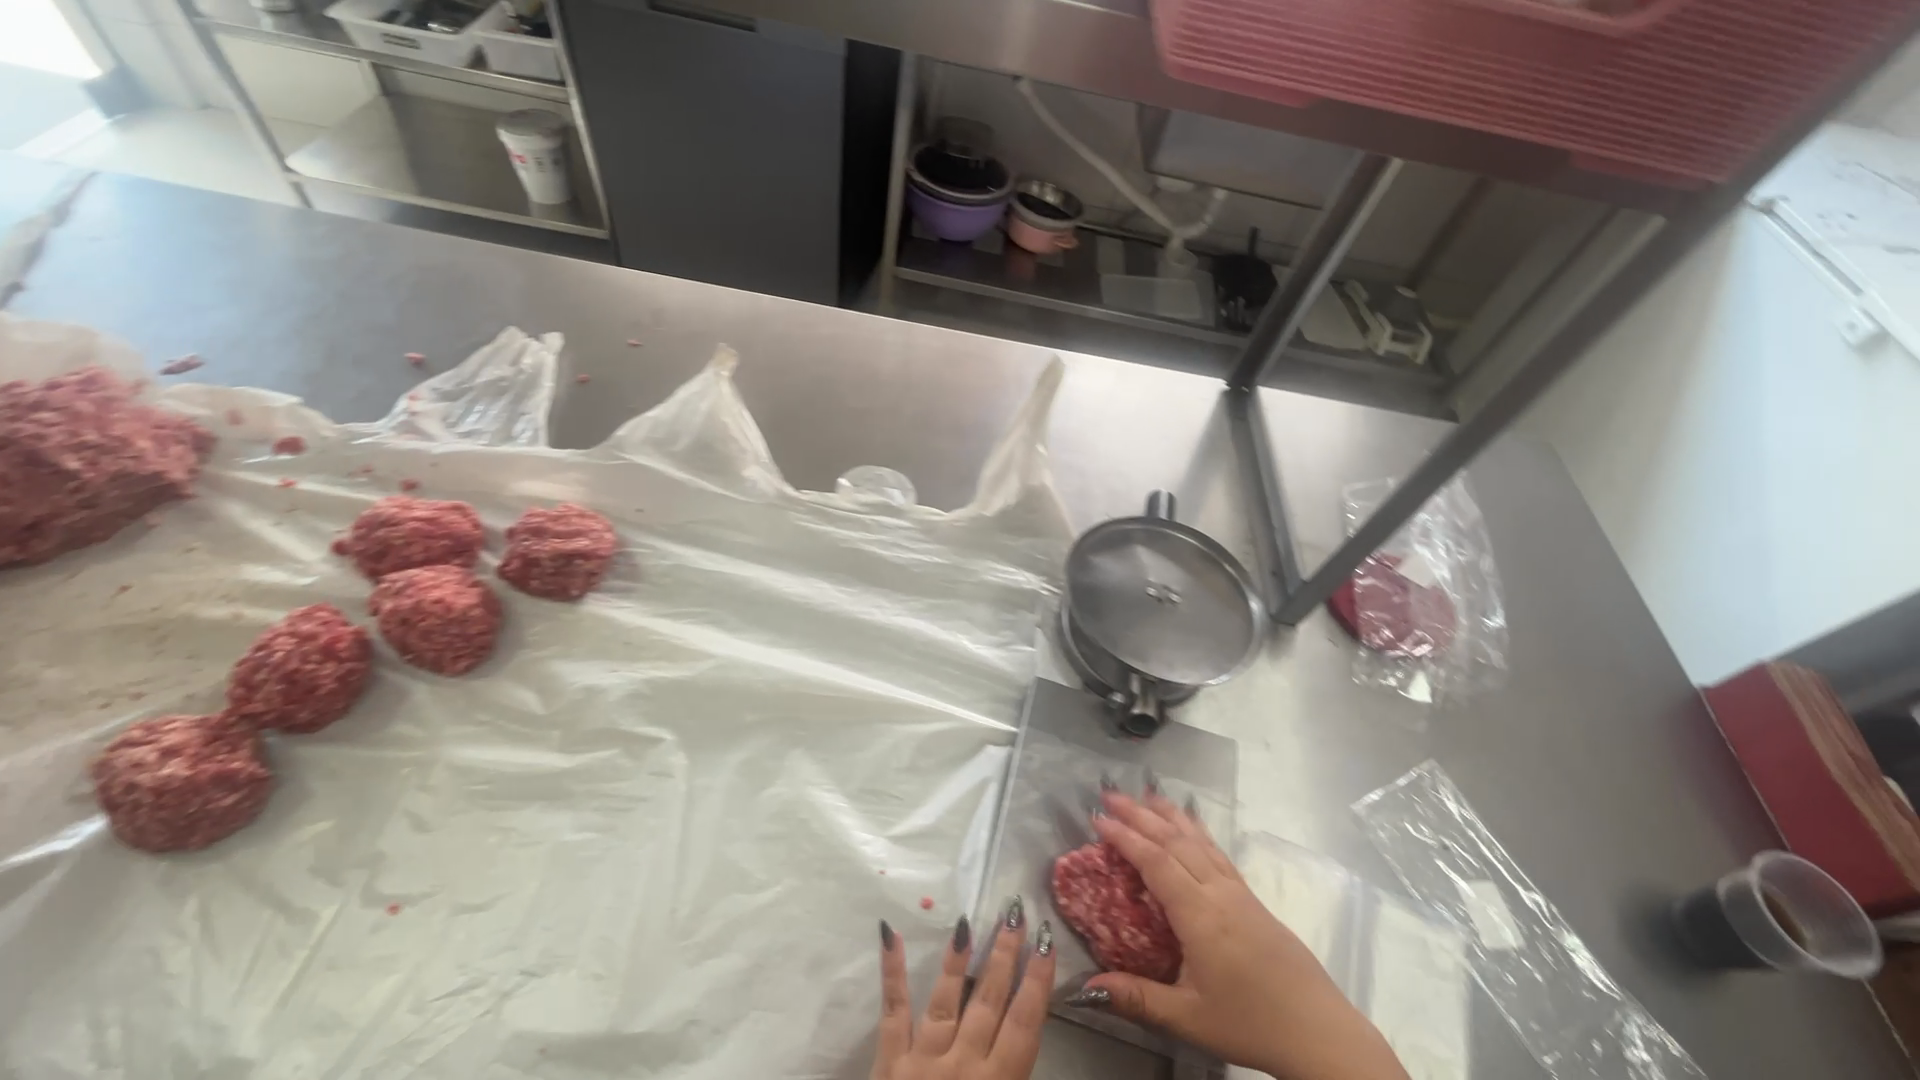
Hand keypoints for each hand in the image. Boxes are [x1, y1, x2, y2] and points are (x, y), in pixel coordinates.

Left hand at [872, 901, 1057, 1079]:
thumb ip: (1019, 1078)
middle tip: (1015, 912)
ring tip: (972, 920)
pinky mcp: (889, 1063)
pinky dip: (893, 971)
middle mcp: (964, 1065)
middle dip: (1005, 955)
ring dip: (962, 958)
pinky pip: (893, 1011)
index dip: (1038, 981)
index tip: (1047, 941)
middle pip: (990, 1001)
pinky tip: (891, 932)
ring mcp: (923, 1060)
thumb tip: (1034, 1046)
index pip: (1025, 1023)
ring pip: (947, 998)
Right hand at [1072, 792, 1409, 1079]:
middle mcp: (1220, 894)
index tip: (1098, 819)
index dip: (1126, 838)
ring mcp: (1240, 894)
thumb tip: (1086, 987)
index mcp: (1201, 916)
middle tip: (1110, 795)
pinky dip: (1197, 832)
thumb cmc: (1251, 1023)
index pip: (1157, 863)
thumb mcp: (1188, 1018)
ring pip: (1200, 842)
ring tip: (1146, 795)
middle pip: (1176, 842)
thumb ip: (1137, 998)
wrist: (1320, 1032)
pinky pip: (1218, 853)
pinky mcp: (1253, 901)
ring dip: (1170, 816)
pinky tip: (1191, 828)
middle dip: (1141, 815)